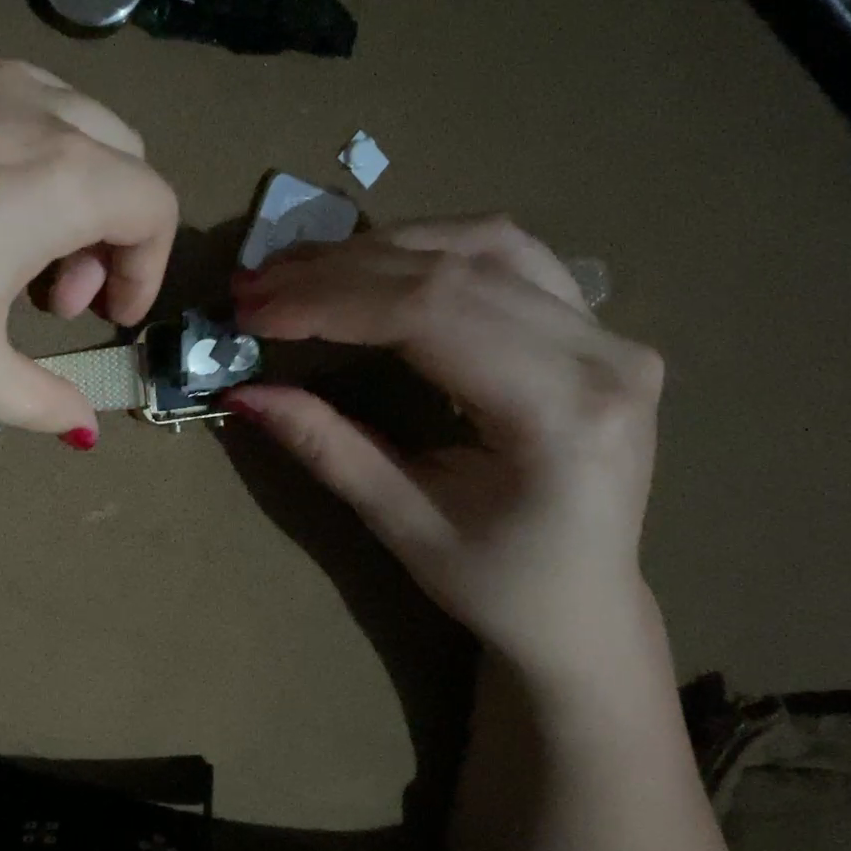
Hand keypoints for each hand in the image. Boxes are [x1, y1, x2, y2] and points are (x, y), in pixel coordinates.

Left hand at [0, 61, 178, 439]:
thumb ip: (44, 401)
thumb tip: (85, 431)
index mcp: (54, 177)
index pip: (152, 201)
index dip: (146, 268)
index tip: (104, 321)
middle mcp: (19, 107)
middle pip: (116, 148)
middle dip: (107, 228)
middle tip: (50, 299)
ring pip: (56, 110)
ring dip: (64, 178)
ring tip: (10, 248)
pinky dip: (7, 147)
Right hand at [226, 217, 666, 671]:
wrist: (582, 605)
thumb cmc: (493, 583)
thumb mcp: (400, 523)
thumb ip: (327, 447)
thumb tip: (243, 393)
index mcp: (560, 410)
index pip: (432, 314)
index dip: (331, 302)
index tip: (253, 312)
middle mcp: (601, 351)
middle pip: (454, 270)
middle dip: (338, 272)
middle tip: (254, 286)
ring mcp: (607, 331)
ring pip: (484, 246)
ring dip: (378, 249)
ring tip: (296, 270)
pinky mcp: (594, 329)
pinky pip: (508, 258)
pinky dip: (428, 251)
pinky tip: (372, 264)